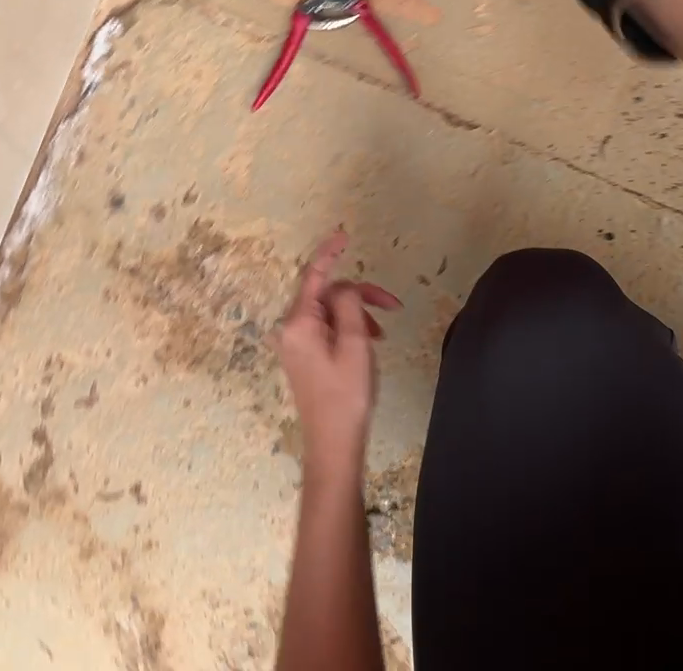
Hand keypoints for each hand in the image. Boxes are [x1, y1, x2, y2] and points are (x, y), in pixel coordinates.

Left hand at [277, 231, 401, 468]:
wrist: (333, 445)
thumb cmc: (346, 395)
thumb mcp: (355, 344)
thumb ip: (350, 305)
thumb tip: (346, 286)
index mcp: (298, 323)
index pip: (314, 275)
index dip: (329, 253)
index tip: (345, 236)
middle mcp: (290, 329)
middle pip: (327, 294)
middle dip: (359, 295)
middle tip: (392, 305)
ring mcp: (295, 344)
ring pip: (330, 311)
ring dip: (357, 314)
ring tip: (381, 335)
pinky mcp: (303, 356)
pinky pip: (326, 328)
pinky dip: (348, 329)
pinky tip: (367, 343)